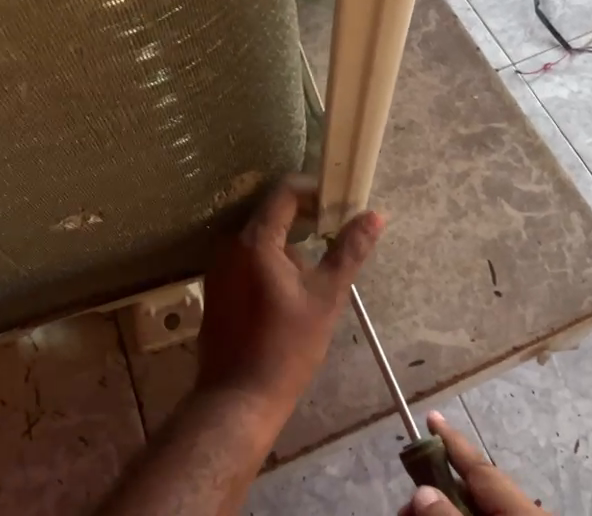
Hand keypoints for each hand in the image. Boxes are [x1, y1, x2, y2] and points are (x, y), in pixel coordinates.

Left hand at [195, 177, 383, 416]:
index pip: (285, 192)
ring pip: (260, 238)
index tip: (339, 204)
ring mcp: (219, 266)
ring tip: (317, 270)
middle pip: (271, 213)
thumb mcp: (326, 297)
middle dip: (305, 218)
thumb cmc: (286, 348)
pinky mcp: (217, 287)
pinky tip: (291, 290)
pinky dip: (270, 261)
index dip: (314, 191)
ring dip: (289, 243)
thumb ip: (349, 251)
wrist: (238, 399)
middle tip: (335, 234)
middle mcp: (230, 245)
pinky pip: (247, 258)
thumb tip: (374, 215)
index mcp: (255, 241)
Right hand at [400, 411, 542, 515]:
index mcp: (522, 507)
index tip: (431, 415)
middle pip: (476, 490)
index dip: (452, 440)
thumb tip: (422, 490)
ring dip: (447, 510)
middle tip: (406, 505)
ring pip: (480, 510)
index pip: (479, 465)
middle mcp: (527, 511)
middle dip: (438, 489)